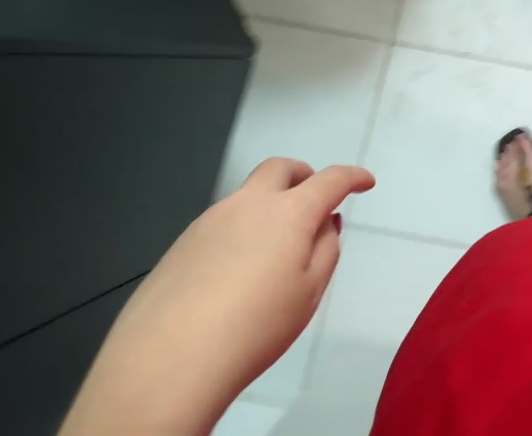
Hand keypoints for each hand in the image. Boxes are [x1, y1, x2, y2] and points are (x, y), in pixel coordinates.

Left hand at [61, 158, 375, 434]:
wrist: (166, 363)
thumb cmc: (254, 328)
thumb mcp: (309, 292)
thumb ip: (326, 249)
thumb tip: (325, 224)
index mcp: (289, 212)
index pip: (330, 180)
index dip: (353, 177)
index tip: (365, 183)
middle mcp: (248, 204)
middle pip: (281, 168)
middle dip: (304, 175)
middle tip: (314, 200)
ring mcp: (209, 221)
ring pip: (247, 196)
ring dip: (269, 206)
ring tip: (273, 252)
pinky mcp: (180, 244)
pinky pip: (221, 223)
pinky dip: (240, 231)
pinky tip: (235, 274)